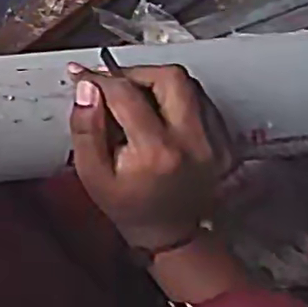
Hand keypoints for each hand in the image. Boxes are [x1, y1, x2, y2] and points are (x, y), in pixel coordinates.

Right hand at [66, 62, 235, 250]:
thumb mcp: (90, 171)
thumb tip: (87, 89)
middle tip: (112, 84)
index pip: (126, 93)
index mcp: (156, 151)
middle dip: (134, 73)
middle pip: (169, 78)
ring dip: (154, 83)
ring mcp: (216, 142)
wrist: (170, 233)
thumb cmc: (127, 204)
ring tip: (131, 98)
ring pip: (187, 85)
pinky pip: (200, 101)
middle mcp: (194, 142)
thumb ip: (84, 127)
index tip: (82, 76)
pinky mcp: (226, 142)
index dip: (98, 79)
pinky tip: (154, 112)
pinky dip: (173, 97)